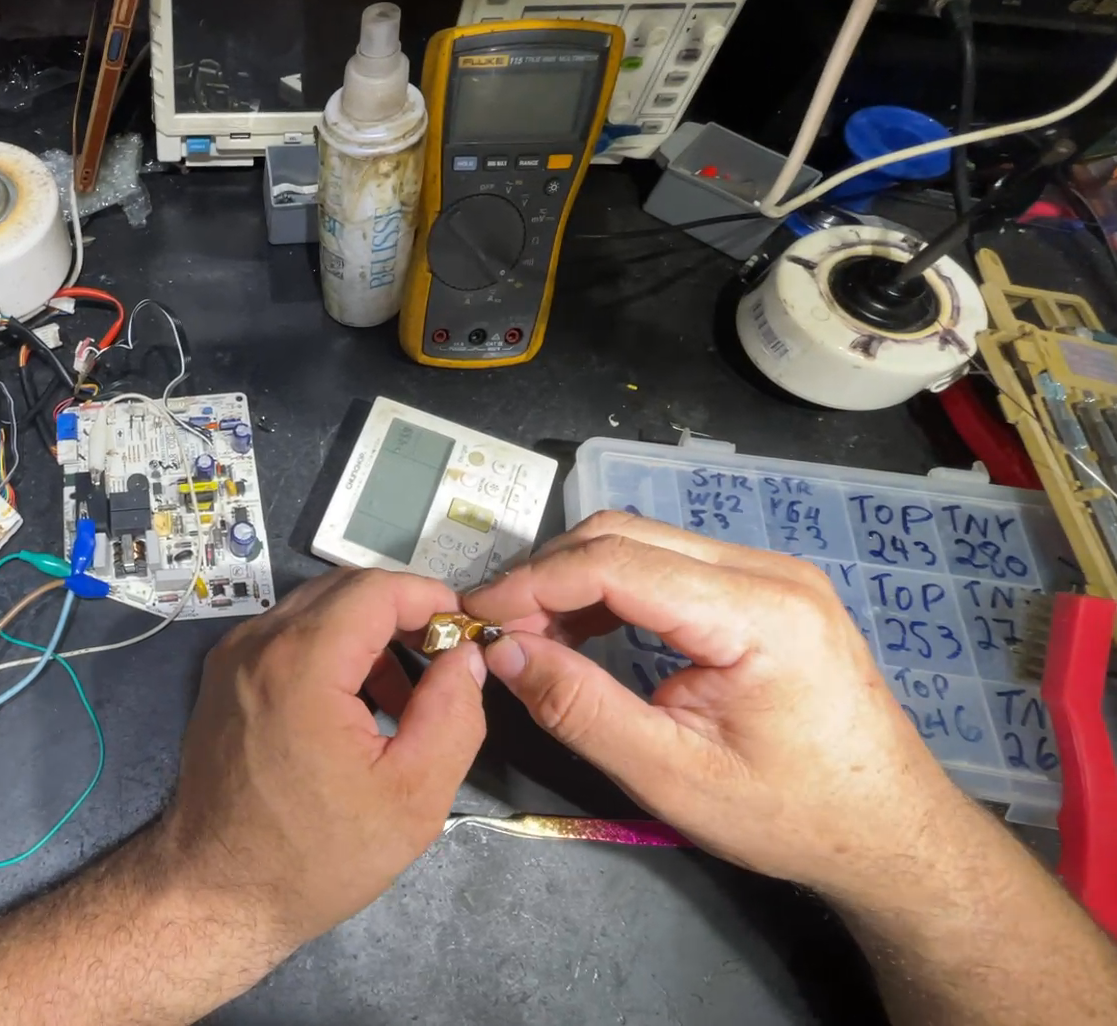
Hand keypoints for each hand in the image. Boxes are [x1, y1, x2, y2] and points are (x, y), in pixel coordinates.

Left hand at [152, 569, 488, 952]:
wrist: (218, 886)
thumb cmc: (318, 852)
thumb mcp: (412, 795)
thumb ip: (453, 713)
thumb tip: (466, 655)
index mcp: (300, 661)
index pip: (373, 587)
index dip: (427, 596)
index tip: (464, 630)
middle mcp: (256, 641)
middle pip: (341, 590)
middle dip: (399, 612)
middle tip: (442, 659)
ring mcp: (231, 654)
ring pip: (313, 610)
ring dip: (364, 633)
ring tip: (401, 698)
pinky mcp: (221, 674)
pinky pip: (285, 636)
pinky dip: (327, 649)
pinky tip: (352, 704)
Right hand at [461, 512, 963, 899]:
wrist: (895, 834)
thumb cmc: (790, 814)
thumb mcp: (669, 776)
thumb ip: (577, 708)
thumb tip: (499, 650)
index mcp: (757, 613)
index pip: (612, 563)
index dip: (530, 583)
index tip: (474, 617)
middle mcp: (764, 570)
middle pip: (617, 535)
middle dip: (541, 576)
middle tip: (496, 628)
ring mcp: (763, 571)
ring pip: (630, 539)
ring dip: (565, 579)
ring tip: (528, 633)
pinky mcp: (753, 584)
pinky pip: (653, 560)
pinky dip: (598, 587)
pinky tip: (575, 630)